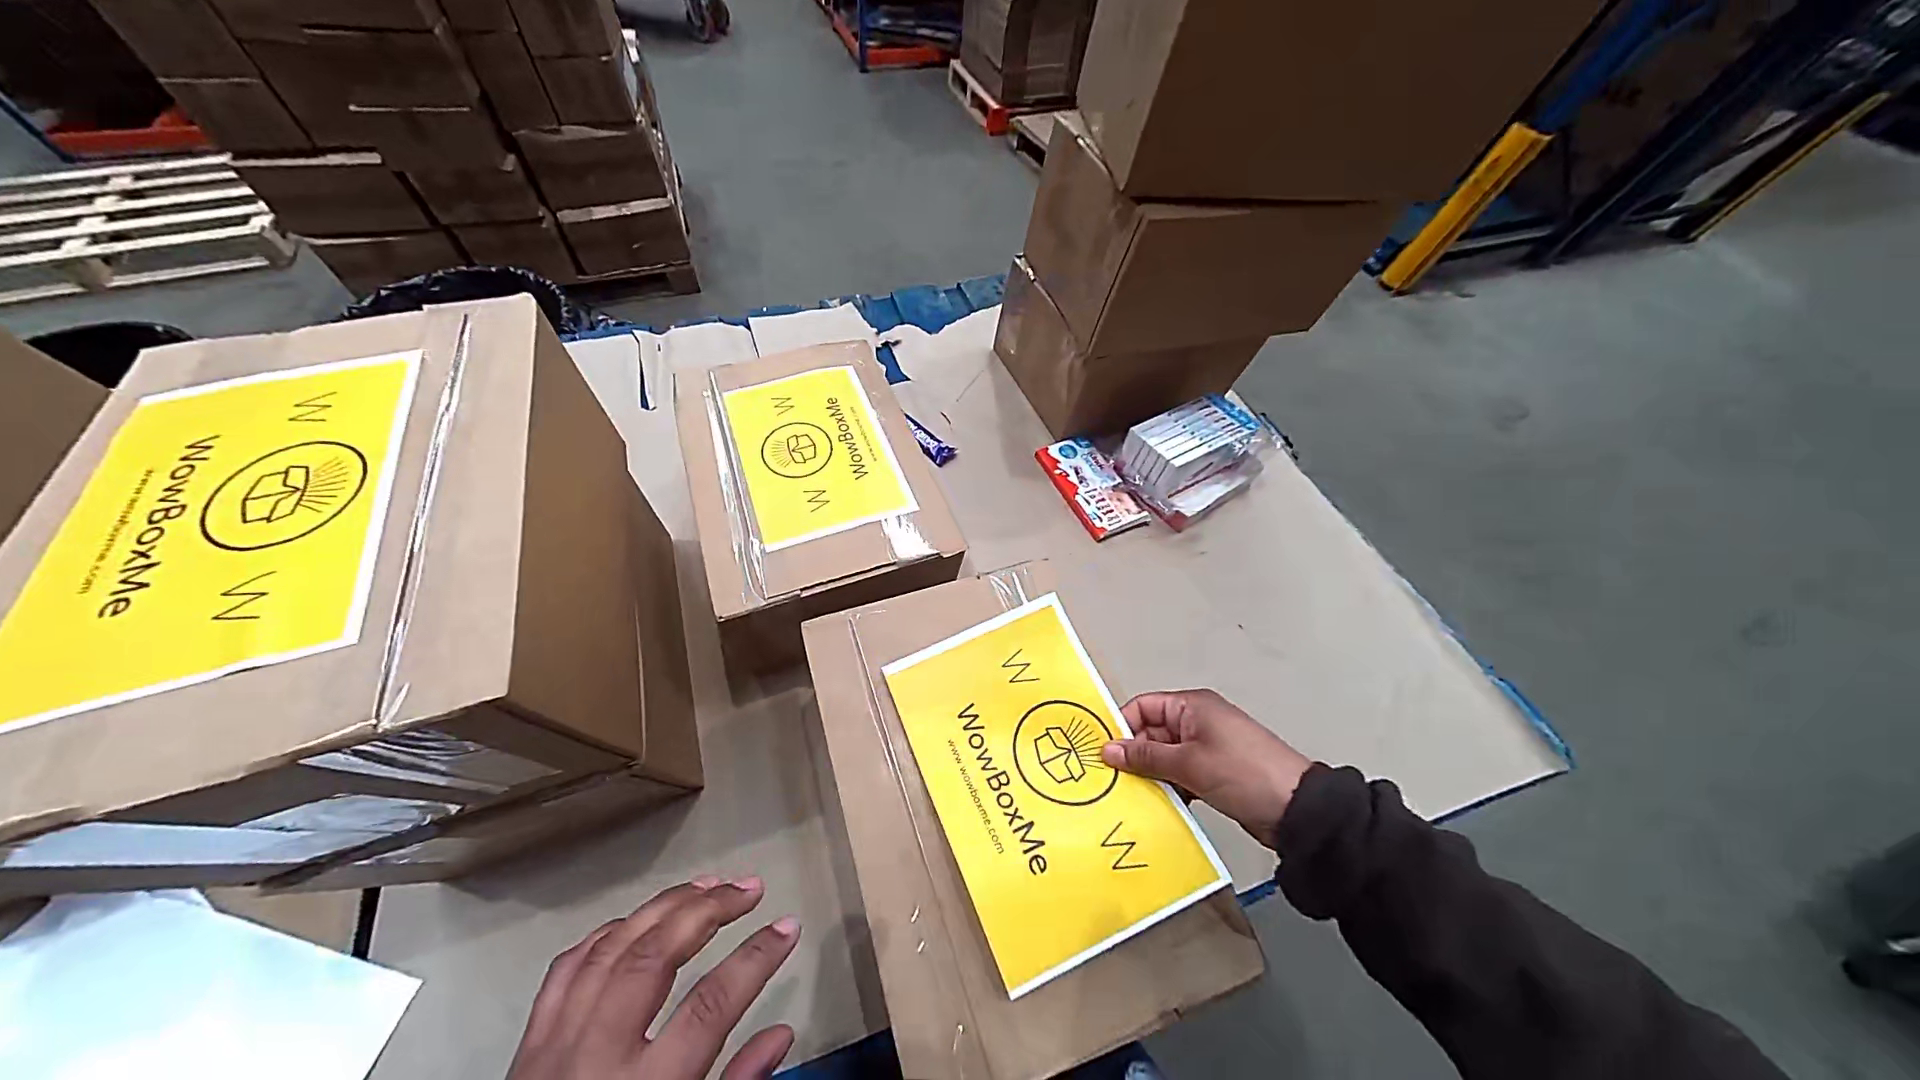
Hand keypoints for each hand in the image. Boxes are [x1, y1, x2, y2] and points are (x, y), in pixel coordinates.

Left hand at [506, 875, 799, 1079]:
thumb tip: (781, 1033)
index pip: (710, 1006)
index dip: (756, 958)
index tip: (789, 925)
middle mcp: (595, 1057)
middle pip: (654, 958)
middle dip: (709, 910)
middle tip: (750, 887)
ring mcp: (555, 1046)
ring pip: (612, 949)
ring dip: (665, 906)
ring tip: (708, 884)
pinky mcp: (528, 1044)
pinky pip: (570, 967)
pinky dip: (609, 932)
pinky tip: (640, 918)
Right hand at [1102, 689, 1312, 847]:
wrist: (1297, 810)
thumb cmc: (1249, 774)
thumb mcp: (1189, 763)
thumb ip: (1146, 756)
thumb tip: (1111, 750)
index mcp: (1192, 706)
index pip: (1143, 707)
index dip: (1123, 727)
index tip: (1107, 753)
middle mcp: (1198, 722)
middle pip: (1151, 733)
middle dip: (1136, 756)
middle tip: (1121, 780)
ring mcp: (1206, 748)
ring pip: (1164, 757)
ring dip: (1153, 775)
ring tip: (1143, 794)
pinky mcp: (1214, 773)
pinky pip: (1179, 775)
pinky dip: (1170, 787)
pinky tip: (1165, 804)